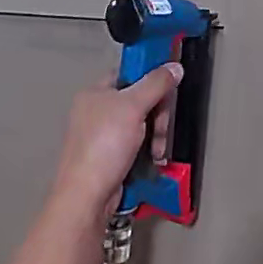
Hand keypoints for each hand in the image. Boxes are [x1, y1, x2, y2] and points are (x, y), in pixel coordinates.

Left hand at [50, 63, 182, 215]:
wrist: (88, 196)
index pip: (128, 73)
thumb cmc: (104, 145)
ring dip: (155, 136)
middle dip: (157, 115)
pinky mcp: (110, 157)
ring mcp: (103, 136)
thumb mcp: (133, 107)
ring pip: (141, 125)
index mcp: (95, 92)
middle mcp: (96, 111)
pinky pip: (137, 145)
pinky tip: (153, 160)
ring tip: (157, 151)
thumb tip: (174, 67)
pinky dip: (148, 151)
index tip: (167, 88)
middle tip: (161, 128)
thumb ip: (156, 84)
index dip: (149, 78)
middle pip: (139, 101)